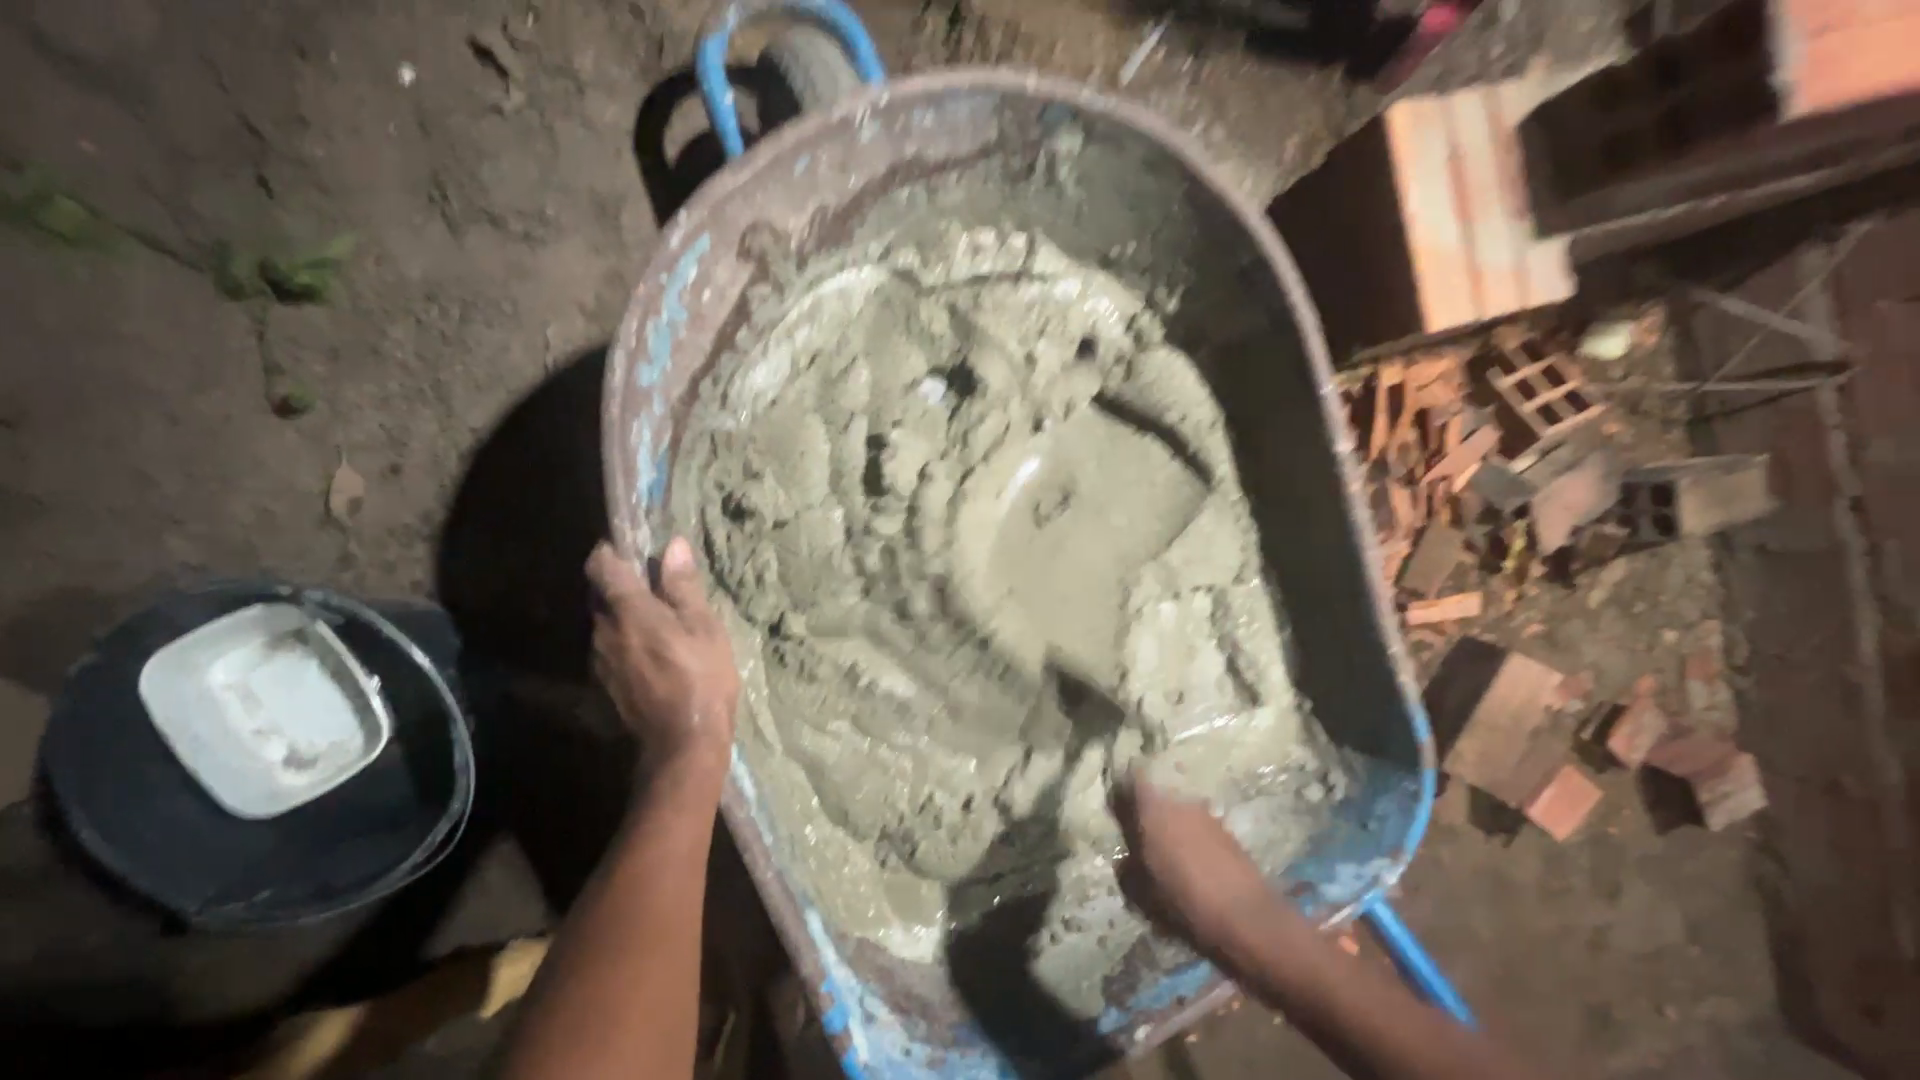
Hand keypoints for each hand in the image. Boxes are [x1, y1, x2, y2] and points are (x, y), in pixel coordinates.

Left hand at [586, 537, 738, 772]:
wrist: (682, 741)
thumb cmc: (701, 677)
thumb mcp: (704, 627)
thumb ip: (683, 586)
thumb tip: (673, 546)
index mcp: (629, 610)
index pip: (602, 565)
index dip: (611, 550)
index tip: (630, 546)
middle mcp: (603, 630)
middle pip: (599, 594)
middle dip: (618, 584)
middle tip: (652, 584)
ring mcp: (599, 659)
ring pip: (604, 623)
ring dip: (622, 615)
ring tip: (656, 621)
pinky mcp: (604, 683)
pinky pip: (609, 648)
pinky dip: (624, 641)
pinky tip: (651, 652)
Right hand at [1111, 772, 1280, 959]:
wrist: (1245, 918)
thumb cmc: (1182, 900)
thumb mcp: (1139, 892)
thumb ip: (1126, 868)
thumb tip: (1126, 859)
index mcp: (1152, 808)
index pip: (1129, 781)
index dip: (1120, 794)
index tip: (1114, 813)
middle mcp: (1180, 801)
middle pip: (1156, 796)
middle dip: (1146, 812)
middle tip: (1138, 837)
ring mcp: (1207, 815)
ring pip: (1179, 813)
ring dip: (1171, 827)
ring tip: (1167, 855)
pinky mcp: (1228, 832)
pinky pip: (1199, 828)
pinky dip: (1192, 840)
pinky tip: (1192, 865)